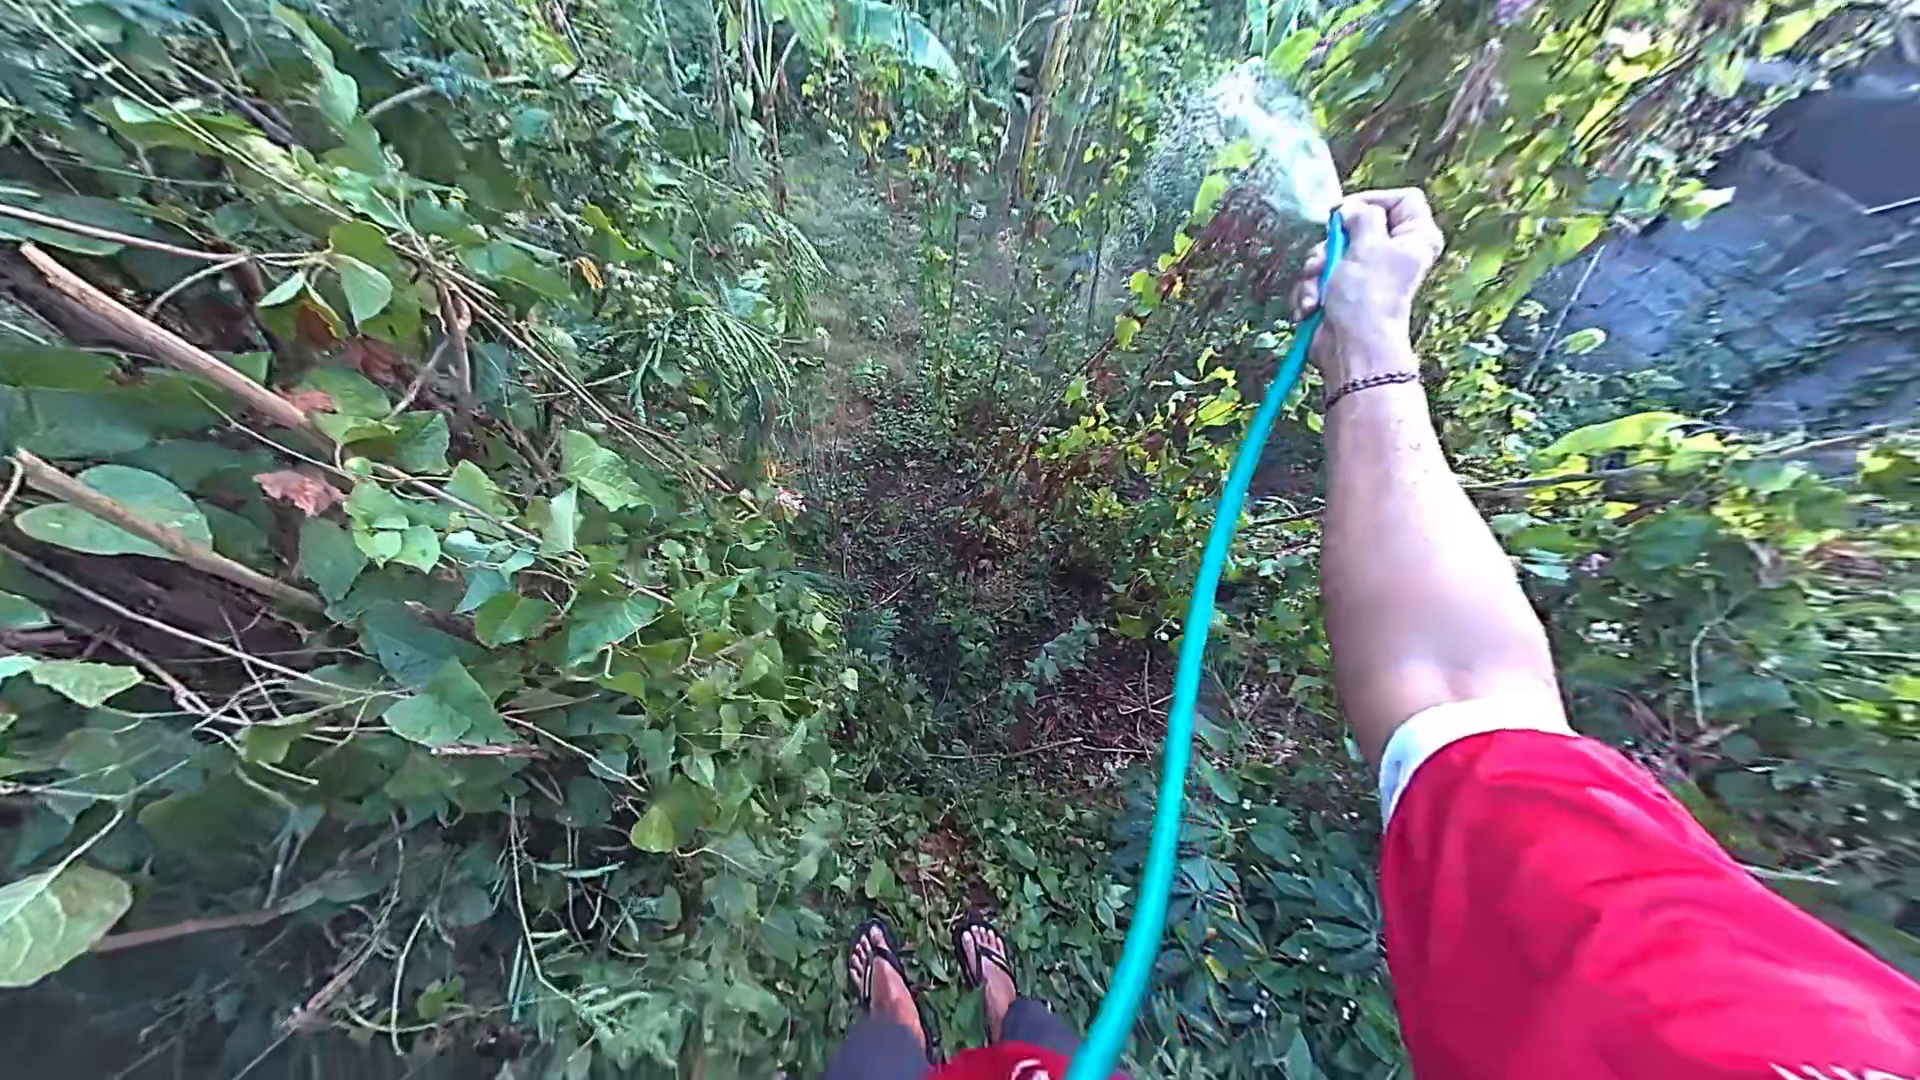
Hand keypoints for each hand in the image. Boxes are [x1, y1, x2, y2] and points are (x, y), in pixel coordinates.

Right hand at [1290, 189, 1444, 383]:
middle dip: (1329, 247)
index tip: (1343, 211)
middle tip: (1323, 261)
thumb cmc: (1366, 295)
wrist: (1349, 345)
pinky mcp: (1335, 295)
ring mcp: (1360, 276)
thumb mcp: (1368, 245)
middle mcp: (1389, 254)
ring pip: (1327, 257)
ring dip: (1313, 275)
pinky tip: (1310, 307)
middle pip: (1353, 229)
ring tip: (1315, 294)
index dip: (1371, 200)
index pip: (1401, 200)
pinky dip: (1308, 293)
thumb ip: (1362, 217)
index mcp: (1413, 238)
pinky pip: (1314, 282)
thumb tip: (1349, 210)